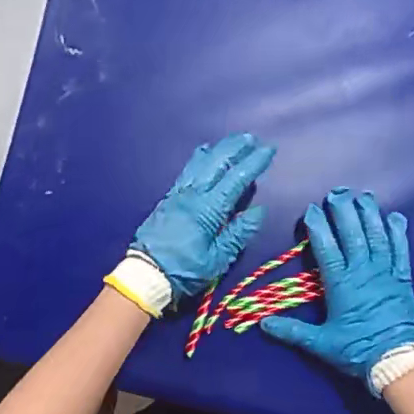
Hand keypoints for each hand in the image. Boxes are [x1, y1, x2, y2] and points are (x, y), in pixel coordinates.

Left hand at [129, 133, 274, 302]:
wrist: (145, 274)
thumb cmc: (184, 271)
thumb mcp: (217, 259)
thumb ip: (238, 234)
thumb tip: (257, 211)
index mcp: (208, 209)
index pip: (236, 178)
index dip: (253, 162)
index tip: (268, 149)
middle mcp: (192, 195)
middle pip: (216, 162)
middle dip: (236, 147)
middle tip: (251, 138)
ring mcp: (177, 195)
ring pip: (199, 163)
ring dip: (218, 150)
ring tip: (231, 142)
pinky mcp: (166, 200)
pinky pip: (186, 171)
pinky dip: (200, 160)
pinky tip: (204, 156)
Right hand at [261, 188, 413, 389]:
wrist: (396, 360)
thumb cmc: (356, 350)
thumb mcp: (320, 343)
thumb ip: (291, 331)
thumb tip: (263, 324)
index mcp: (341, 284)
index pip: (327, 248)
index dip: (318, 227)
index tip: (312, 209)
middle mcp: (363, 272)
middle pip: (353, 234)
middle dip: (344, 211)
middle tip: (337, 193)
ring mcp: (386, 273)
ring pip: (377, 236)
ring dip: (369, 214)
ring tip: (363, 196)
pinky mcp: (403, 279)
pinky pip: (401, 250)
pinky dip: (398, 232)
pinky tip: (395, 217)